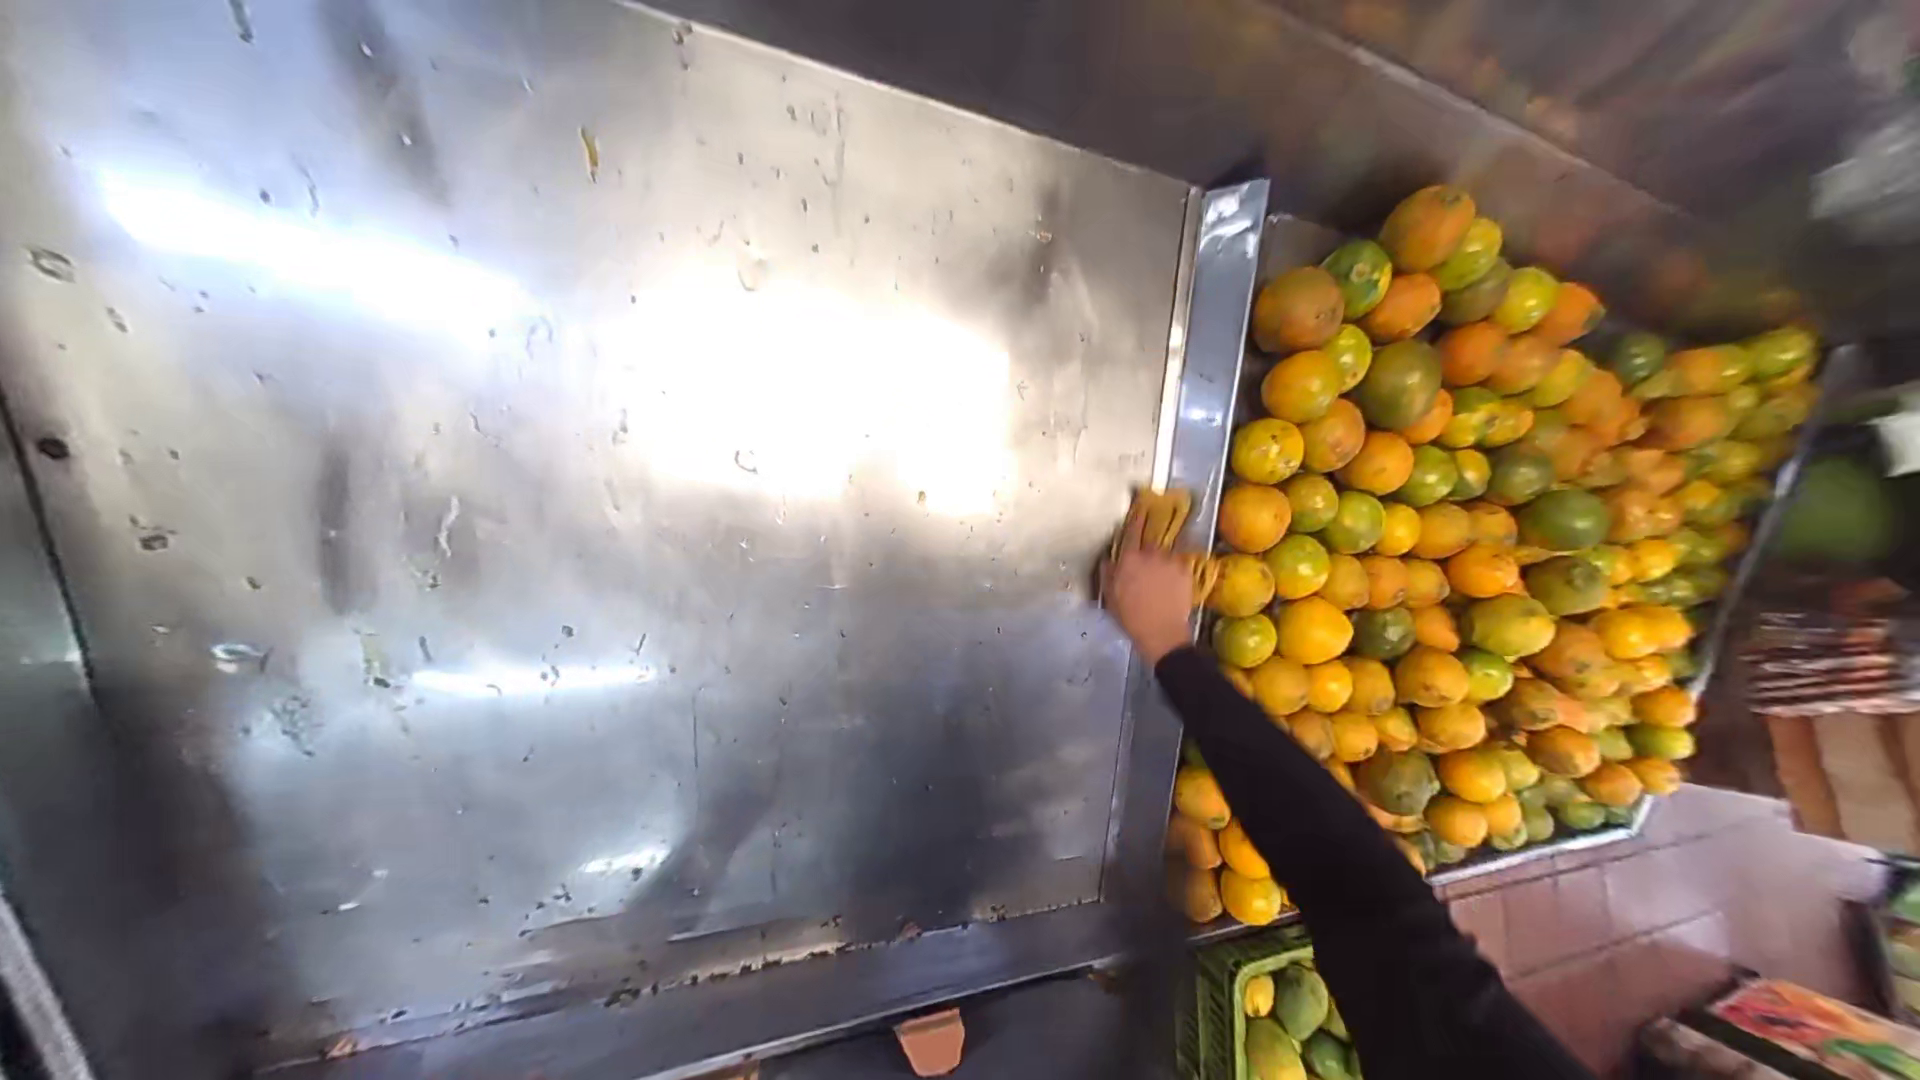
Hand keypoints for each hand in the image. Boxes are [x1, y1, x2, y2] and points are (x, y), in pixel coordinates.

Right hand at [1101, 511, 1194, 665]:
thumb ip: (1107, 572)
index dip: (1135, 516)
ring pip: (1167, 548)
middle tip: (1153, 526)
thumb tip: (1108, 558)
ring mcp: (1171, 561)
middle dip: (1151, 530)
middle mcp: (1151, 554)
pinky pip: (1181, 560)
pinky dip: (1177, 562)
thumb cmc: (1131, 616)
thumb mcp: (1110, 596)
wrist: (1161, 632)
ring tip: (1165, 554)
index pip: (1132, 530)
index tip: (1138, 505)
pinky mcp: (1186, 571)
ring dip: (1164, 549)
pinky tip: (1176, 569)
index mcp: (1129, 558)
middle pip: (1152, 535)